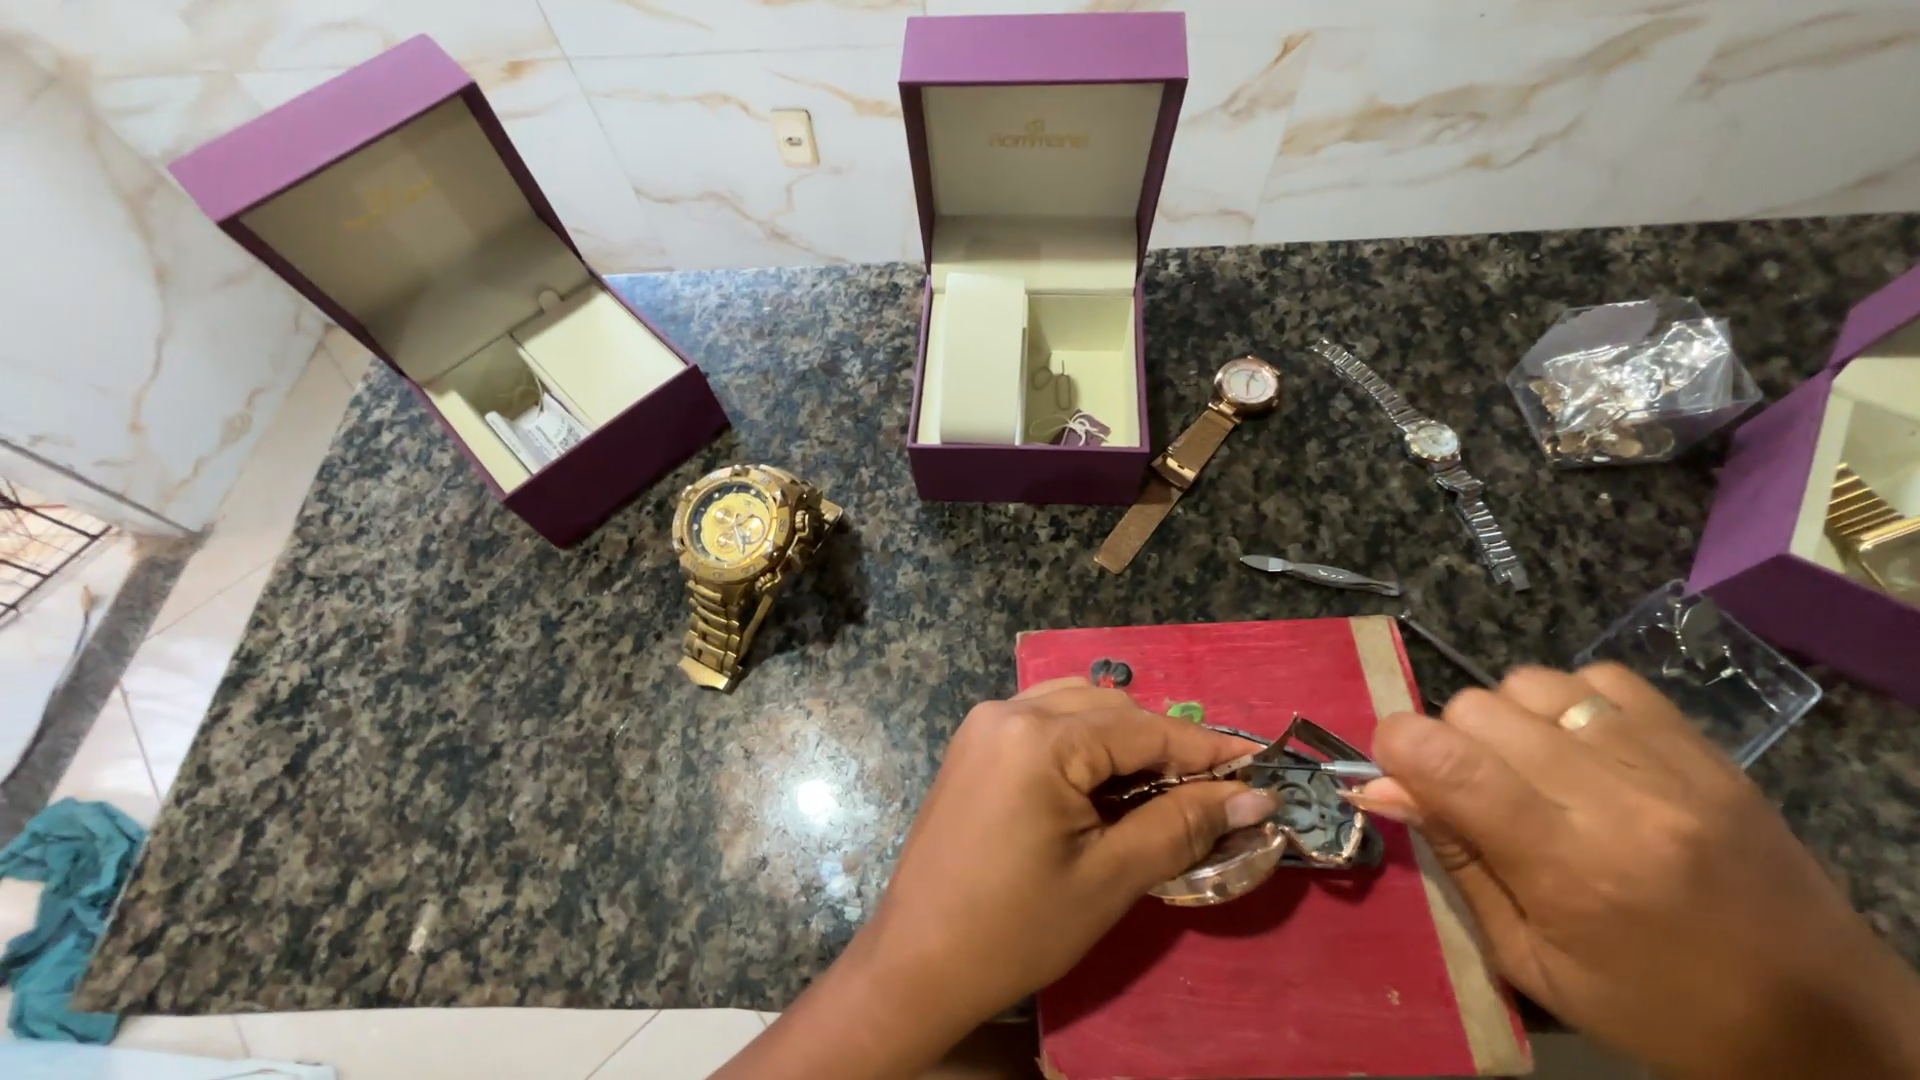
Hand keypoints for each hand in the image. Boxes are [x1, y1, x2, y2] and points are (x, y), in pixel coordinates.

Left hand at [719, 677, 1274, 1079]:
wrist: (918, 963)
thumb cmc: (1016, 928)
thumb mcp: (1110, 879)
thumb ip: (1181, 825)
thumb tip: (1251, 796)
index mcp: (1040, 739)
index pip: (1143, 730)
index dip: (1206, 750)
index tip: (1259, 765)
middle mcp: (1008, 711)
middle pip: (1109, 709)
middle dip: (1164, 744)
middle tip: (1214, 786)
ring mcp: (983, 724)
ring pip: (1075, 707)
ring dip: (1124, 737)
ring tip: (1164, 784)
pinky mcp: (972, 744)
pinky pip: (1042, 720)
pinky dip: (1082, 739)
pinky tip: (1104, 778)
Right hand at [1347, 663, 1919, 1079]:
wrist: (1825, 1027)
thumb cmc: (1656, 1011)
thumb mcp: (1530, 959)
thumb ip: (1454, 859)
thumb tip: (1379, 787)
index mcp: (1569, 866)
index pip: (1444, 758)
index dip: (1395, 749)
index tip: (1396, 777)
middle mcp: (1618, 798)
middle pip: (1476, 709)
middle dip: (1451, 743)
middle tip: (1475, 793)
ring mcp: (1670, 764)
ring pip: (1530, 682)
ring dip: (1507, 719)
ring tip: (1530, 769)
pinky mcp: (1706, 748)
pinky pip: (1600, 678)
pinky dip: (1568, 702)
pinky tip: (1579, 748)